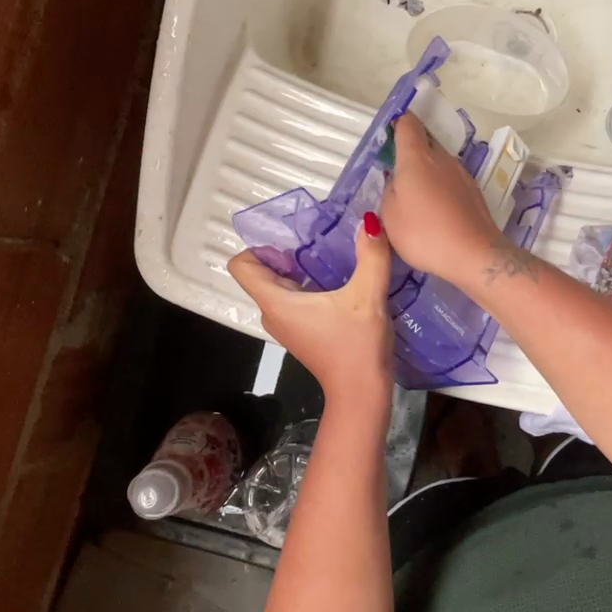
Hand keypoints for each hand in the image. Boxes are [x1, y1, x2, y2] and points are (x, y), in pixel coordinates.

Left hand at [227, 216, 393, 404]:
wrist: (361, 392)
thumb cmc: (357, 345)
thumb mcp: (368, 297)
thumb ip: (372, 256)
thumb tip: (371, 220)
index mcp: (276, 302)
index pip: (240, 265)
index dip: (260, 248)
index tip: (293, 246)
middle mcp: (272, 313)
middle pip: (260, 273)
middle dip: (284, 254)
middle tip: (318, 246)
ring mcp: (285, 325)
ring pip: (277, 286)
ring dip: (297, 271)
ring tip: (330, 262)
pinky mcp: (300, 332)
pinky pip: (291, 300)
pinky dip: (306, 287)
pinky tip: (336, 286)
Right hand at [378, 114, 503, 285]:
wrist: (474, 255)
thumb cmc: (424, 233)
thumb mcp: (389, 216)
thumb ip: (389, 191)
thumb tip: (396, 180)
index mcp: (417, 157)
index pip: (408, 124)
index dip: (397, 124)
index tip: (388, 135)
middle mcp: (442, 158)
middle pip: (424, 144)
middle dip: (410, 154)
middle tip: (396, 177)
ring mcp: (462, 174)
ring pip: (438, 164)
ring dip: (426, 174)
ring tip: (415, 200)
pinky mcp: (474, 192)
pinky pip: (450, 182)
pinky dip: (440, 190)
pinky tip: (435, 213)